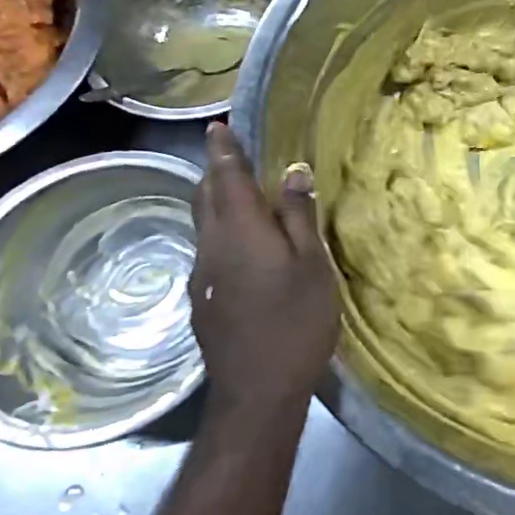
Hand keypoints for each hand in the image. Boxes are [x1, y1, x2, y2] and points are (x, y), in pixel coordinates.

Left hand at [189, 122, 340, 416]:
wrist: (258, 389)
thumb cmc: (297, 321)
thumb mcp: (312, 264)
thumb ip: (300, 216)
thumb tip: (294, 173)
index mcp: (241, 230)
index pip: (226, 177)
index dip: (223, 149)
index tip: (218, 125)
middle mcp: (212, 245)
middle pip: (205, 196)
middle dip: (216, 172)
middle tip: (233, 157)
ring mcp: (202, 274)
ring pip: (204, 224)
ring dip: (218, 202)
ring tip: (243, 197)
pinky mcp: (203, 298)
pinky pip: (209, 249)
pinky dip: (222, 232)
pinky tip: (245, 247)